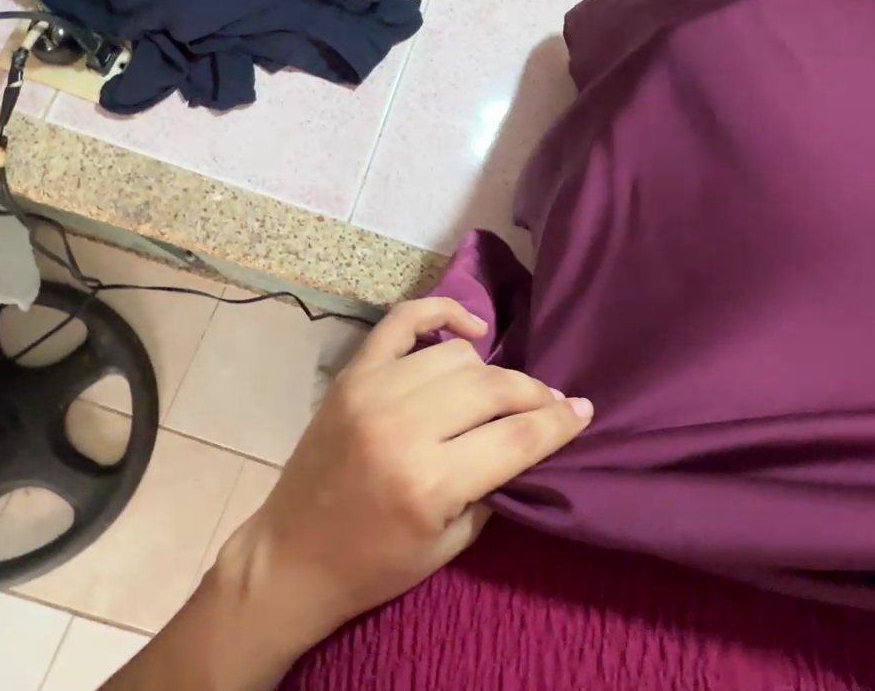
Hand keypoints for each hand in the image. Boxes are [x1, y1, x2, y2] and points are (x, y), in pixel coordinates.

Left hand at [225, 297, 592, 640]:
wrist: (291, 556)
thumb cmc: (375, 564)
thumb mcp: (451, 544)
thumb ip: (495, 485)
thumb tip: (533, 436)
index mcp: (430, 482)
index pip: (517, 437)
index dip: (559, 422)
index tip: (583, 410)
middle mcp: (404, 427)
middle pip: (493, 388)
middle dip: (534, 395)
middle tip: (551, 403)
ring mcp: (373, 391)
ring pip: (458, 355)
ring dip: (489, 372)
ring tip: (498, 391)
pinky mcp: (352, 374)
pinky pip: (405, 320)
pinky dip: (442, 311)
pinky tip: (470, 328)